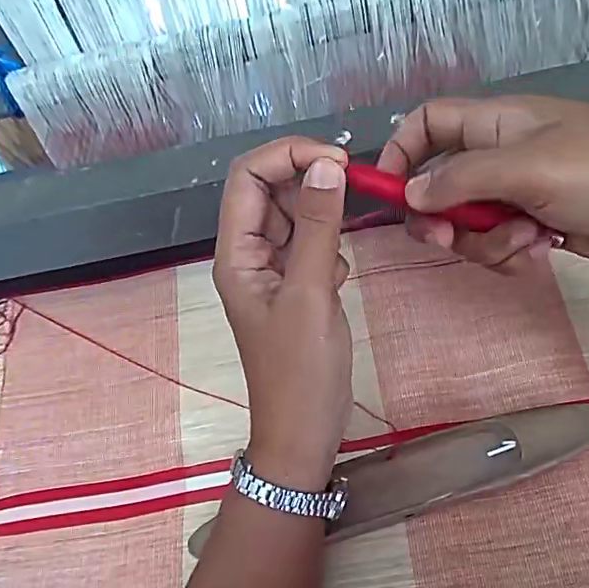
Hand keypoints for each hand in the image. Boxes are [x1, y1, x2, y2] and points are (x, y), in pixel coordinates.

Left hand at [214, 137, 353, 490]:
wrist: (304, 431)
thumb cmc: (301, 372)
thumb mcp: (310, 294)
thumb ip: (316, 227)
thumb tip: (325, 165)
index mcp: (236, 256)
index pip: (247, 177)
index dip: (287, 156)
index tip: (336, 160)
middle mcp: (248, 259)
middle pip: (270, 194)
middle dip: (309, 186)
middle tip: (352, 194)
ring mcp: (271, 277)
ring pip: (294, 222)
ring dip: (322, 226)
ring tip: (335, 265)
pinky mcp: (295, 294)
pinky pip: (308, 251)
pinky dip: (327, 255)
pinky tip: (336, 283)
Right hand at [377, 95, 588, 269]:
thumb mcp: (527, 166)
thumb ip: (462, 179)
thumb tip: (409, 195)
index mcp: (493, 125)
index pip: (428, 124)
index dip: (401, 152)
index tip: (387, 191)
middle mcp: (498, 157)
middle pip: (438, 190)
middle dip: (442, 220)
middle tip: (449, 239)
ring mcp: (515, 194)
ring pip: (467, 227)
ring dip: (489, 243)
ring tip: (529, 238)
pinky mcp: (531, 226)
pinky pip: (496, 247)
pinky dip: (512, 255)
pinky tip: (544, 247)